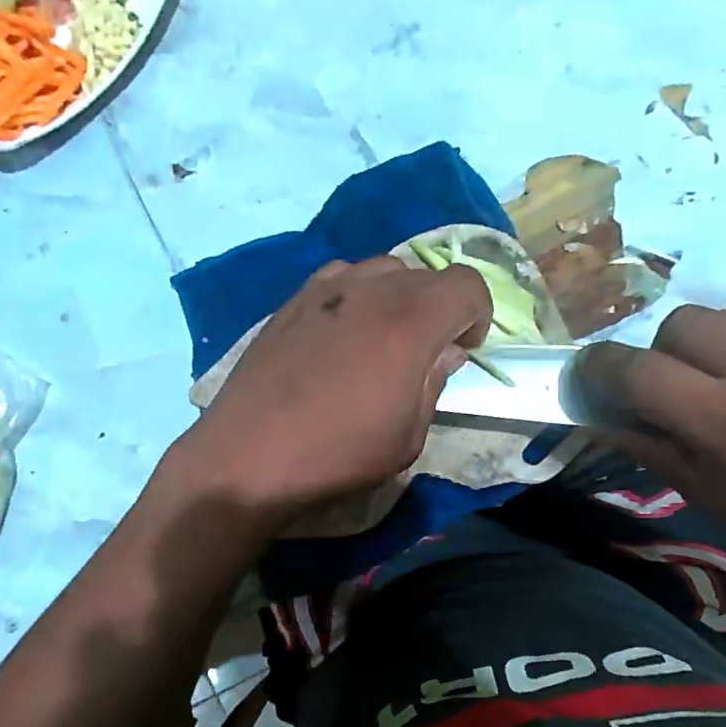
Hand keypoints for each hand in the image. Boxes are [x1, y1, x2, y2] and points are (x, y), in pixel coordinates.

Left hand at [170, 257, 489, 524]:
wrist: (248, 457)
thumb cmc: (338, 455)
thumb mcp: (408, 437)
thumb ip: (434, 383)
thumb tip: (445, 352)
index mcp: (408, 324)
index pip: (466, 284)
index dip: (477, 314)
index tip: (465, 349)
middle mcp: (370, 290)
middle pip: (426, 275)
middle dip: (441, 308)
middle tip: (428, 351)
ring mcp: (326, 289)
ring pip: (384, 269)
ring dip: (401, 297)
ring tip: (386, 339)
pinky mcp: (293, 299)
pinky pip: (343, 278)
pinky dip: (360, 296)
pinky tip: (345, 334)